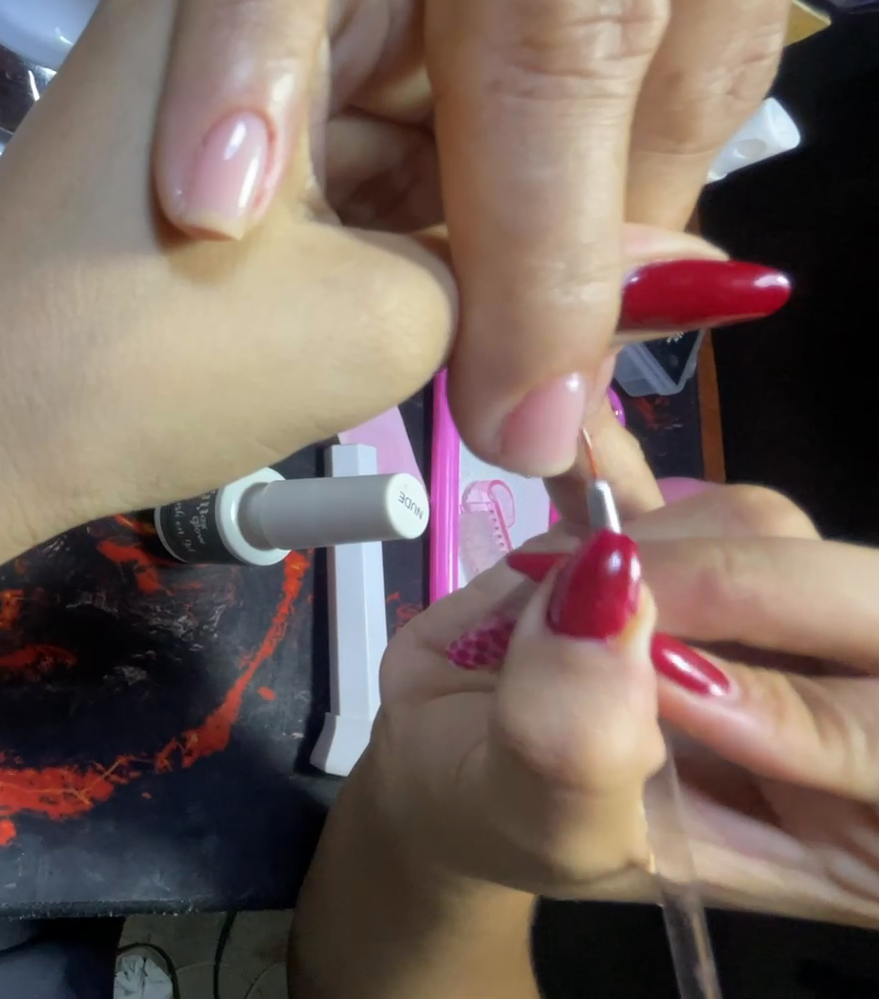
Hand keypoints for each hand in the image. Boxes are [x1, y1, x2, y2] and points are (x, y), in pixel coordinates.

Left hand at [0, 0, 760, 546]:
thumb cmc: (146, 367)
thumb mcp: (363, 321)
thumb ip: (505, 282)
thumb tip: (626, 273)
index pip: (504, 35)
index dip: (587, 162)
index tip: (652, 266)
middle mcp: (215, 9)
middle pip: (426, 90)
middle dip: (498, 207)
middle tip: (573, 316)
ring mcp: (174, 96)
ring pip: (355, 153)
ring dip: (425, 242)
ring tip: (489, 339)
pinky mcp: (146, 173)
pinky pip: (286, 192)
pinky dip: (346, 256)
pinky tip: (391, 321)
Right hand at [369, 483, 878, 926]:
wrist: (435, 758)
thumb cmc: (489, 816)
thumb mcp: (543, 820)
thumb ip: (576, 738)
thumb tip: (601, 598)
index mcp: (869, 818)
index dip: (780, 698)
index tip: (648, 688)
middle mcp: (841, 701)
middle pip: (851, 593)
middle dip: (708, 590)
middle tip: (578, 602)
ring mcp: (755, 616)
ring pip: (753, 523)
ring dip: (627, 546)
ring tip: (537, 603)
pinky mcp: (668, 552)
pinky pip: (663, 480)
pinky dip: (608, 458)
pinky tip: (569, 449)